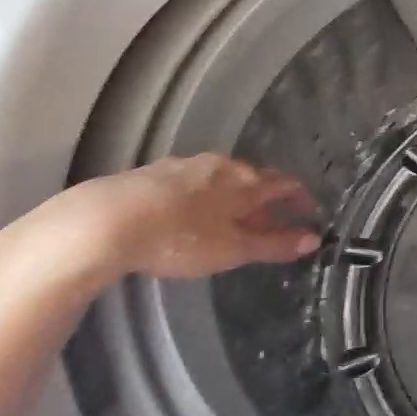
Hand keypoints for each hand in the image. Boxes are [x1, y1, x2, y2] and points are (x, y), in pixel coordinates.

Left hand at [0, 153, 320, 287]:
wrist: (102, 222)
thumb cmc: (179, 237)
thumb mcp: (232, 249)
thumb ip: (273, 244)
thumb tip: (313, 239)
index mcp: (246, 182)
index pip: (285, 184)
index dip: (300, 198)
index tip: (309, 212)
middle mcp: (220, 166)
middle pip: (253, 178)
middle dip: (264, 199)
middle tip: (267, 223)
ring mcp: (183, 166)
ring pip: (220, 178)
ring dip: (231, 197)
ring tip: (227, 220)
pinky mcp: (150, 173)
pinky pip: (189, 181)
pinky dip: (200, 196)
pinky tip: (187, 214)